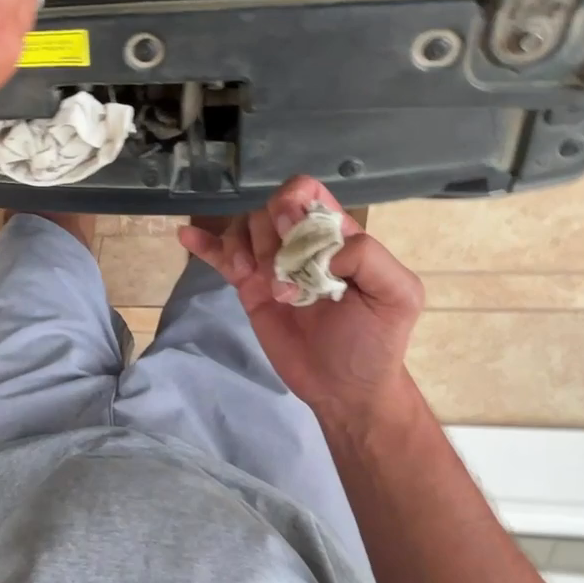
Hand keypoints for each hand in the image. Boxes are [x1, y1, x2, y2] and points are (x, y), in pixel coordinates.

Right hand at [178, 176, 424, 418]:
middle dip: (269, 235)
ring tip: (258, 282)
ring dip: (243, 248)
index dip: (293, 204)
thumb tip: (323, 248)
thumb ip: (371, 257)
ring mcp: (271, 264)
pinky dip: (204, 243)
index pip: (308, 194)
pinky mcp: (249, 287)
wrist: (345, 388)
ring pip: (244, 229)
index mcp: (337, 236)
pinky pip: (221, 257)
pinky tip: (186, 236)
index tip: (291, 232)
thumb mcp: (397, 296)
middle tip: (278, 270)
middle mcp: (301, 243)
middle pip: (269, 209)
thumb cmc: (376, 342)